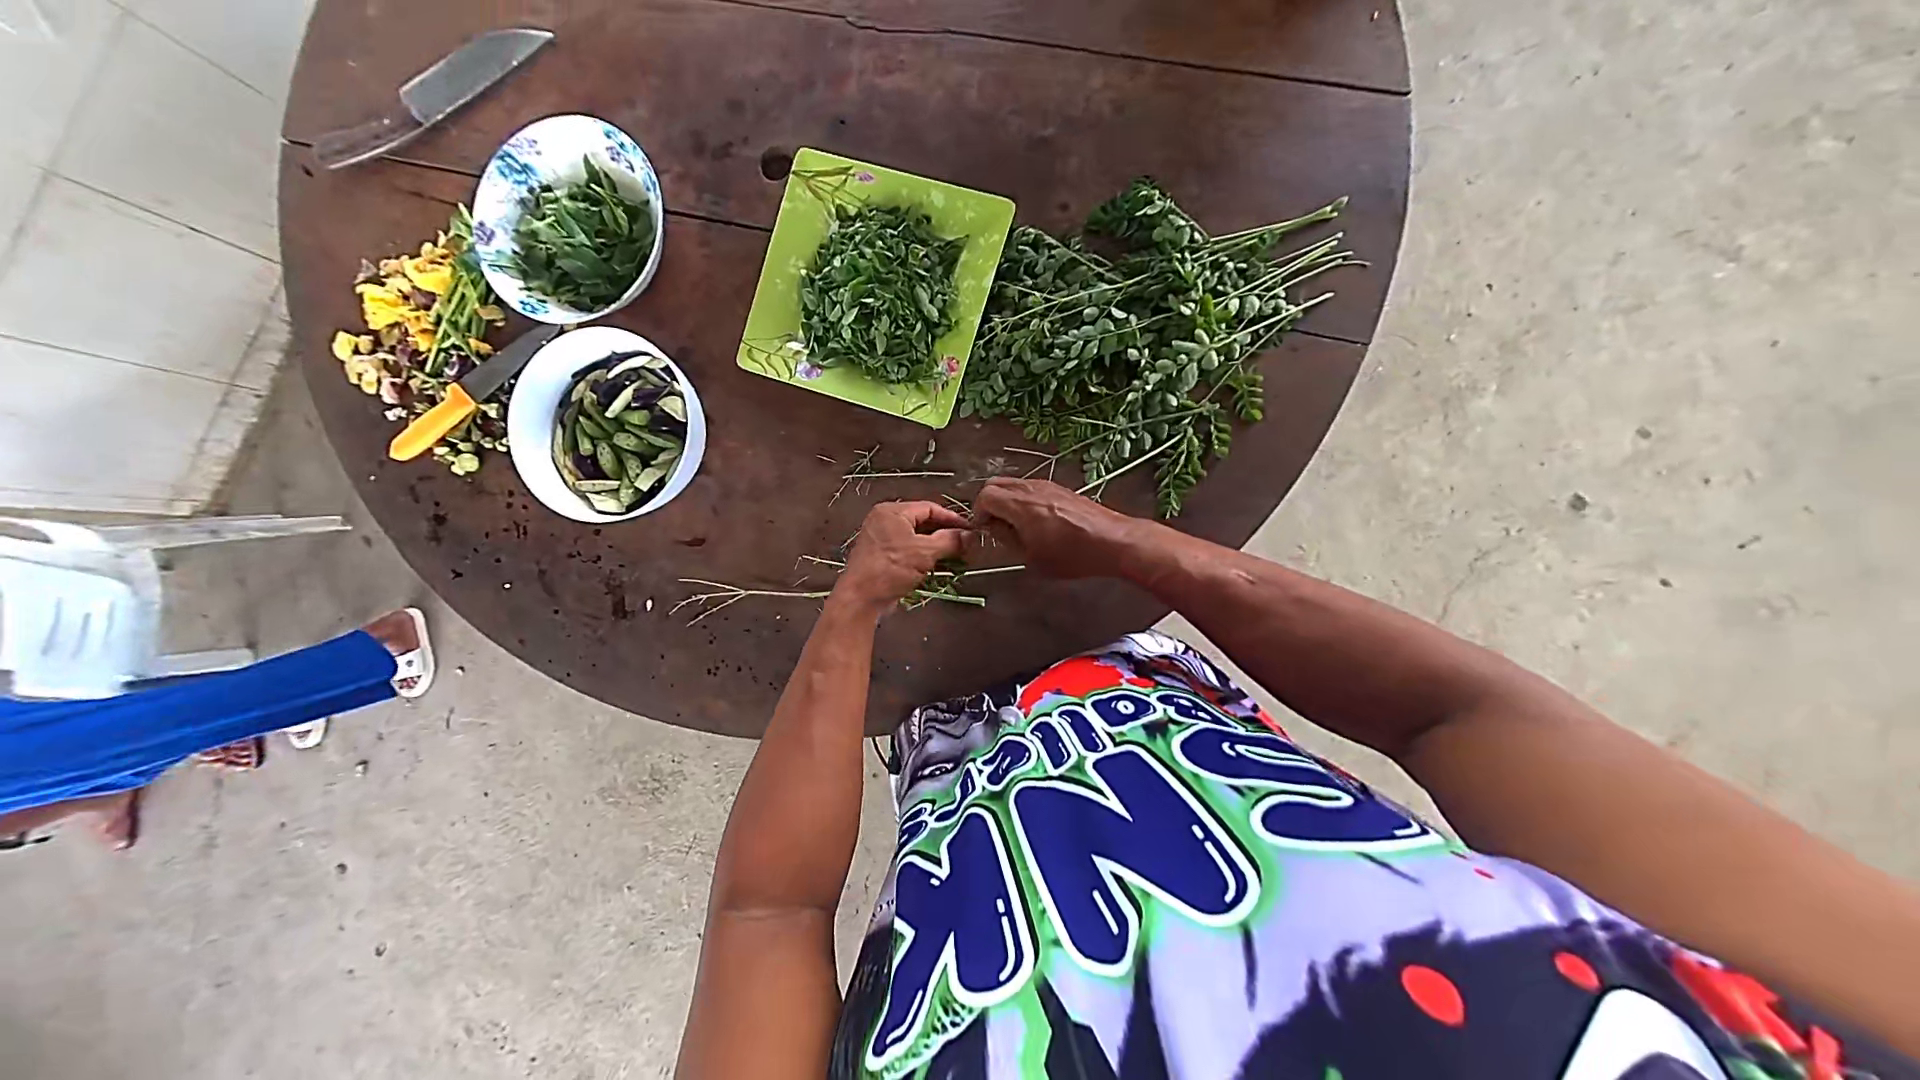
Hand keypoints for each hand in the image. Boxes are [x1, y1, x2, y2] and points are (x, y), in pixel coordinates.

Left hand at [835, 501, 971, 616]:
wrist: (861, 598)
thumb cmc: (890, 569)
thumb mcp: (925, 552)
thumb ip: (950, 541)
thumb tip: (970, 536)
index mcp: (892, 511)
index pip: (929, 508)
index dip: (952, 518)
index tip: (969, 530)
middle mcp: (884, 520)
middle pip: (923, 521)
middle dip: (945, 533)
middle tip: (965, 544)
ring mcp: (881, 539)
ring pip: (916, 537)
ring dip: (936, 546)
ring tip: (956, 555)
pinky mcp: (881, 556)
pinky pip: (908, 550)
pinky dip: (923, 555)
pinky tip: (938, 565)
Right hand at [970, 477, 1140, 578]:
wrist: (1113, 541)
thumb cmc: (1072, 555)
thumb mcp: (1032, 557)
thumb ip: (1008, 539)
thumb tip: (996, 529)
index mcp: (1020, 504)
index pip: (984, 496)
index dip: (978, 513)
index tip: (985, 530)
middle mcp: (1031, 488)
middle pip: (996, 484)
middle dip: (989, 503)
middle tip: (995, 525)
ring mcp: (1047, 485)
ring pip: (1014, 484)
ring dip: (1007, 500)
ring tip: (1015, 526)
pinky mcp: (1060, 489)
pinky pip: (1031, 487)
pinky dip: (1023, 499)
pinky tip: (1035, 521)